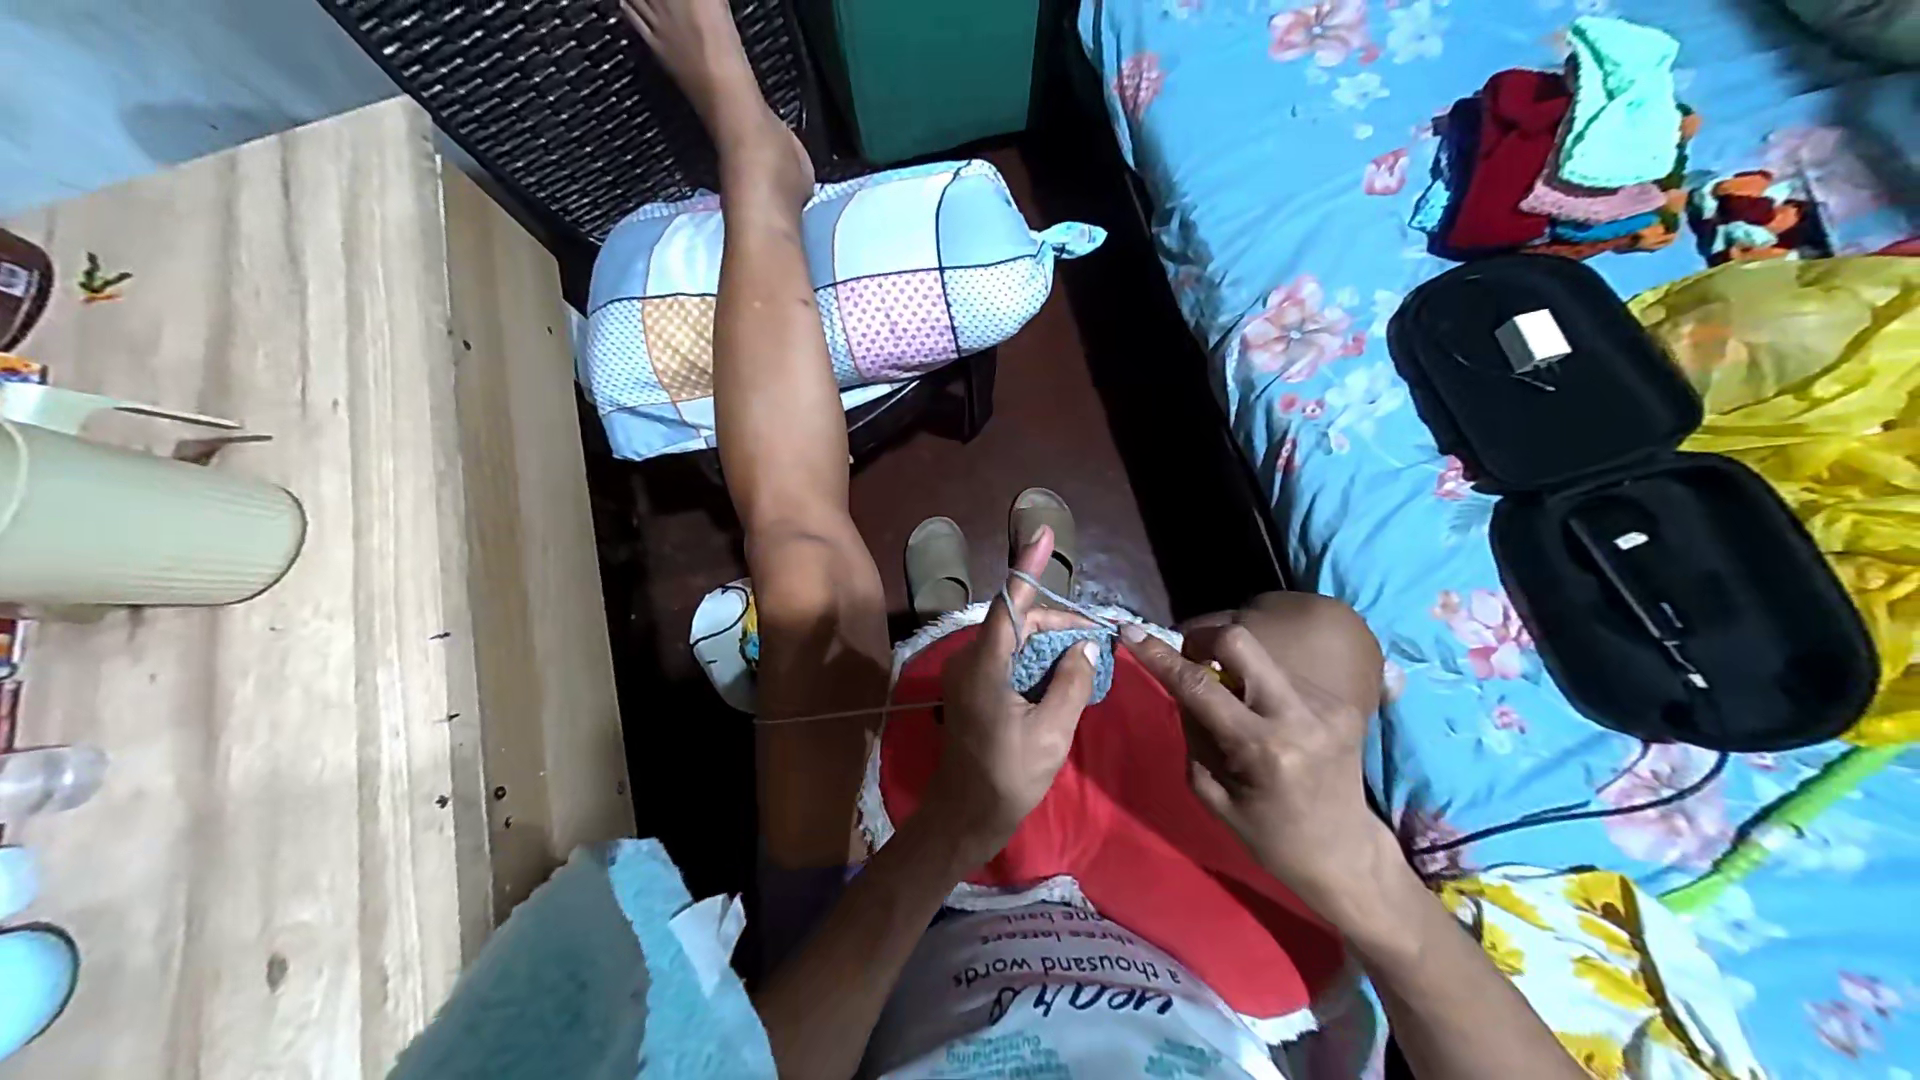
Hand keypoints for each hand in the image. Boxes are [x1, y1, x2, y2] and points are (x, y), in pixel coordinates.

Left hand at [918, 527, 1097, 867]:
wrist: (965, 814)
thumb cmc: (1007, 776)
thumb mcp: (1051, 731)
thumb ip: (1071, 682)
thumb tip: (1086, 648)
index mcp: (985, 664)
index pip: (1010, 603)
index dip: (1027, 566)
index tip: (1042, 533)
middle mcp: (971, 659)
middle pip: (1018, 621)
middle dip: (1058, 623)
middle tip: (1096, 640)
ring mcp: (969, 673)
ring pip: (1015, 640)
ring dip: (1050, 643)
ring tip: (1086, 657)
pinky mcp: (974, 688)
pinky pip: (1009, 659)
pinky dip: (1037, 660)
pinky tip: (1063, 675)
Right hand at [1119, 619, 1400, 924]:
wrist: (1346, 854)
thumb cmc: (1268, 835)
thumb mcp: (1211, 791)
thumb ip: (1193, 730)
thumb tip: (1181, 682)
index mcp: (1263, 748)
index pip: (1199, 685)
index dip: (1159, 655)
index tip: (1131, 632)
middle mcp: (1300, 716)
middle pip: (1240, 640)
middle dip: (1202, 638)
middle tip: (1189, 657)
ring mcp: (1327, 704)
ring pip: (1260, 656)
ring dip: (1233, 670)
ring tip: (1234, 707)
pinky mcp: (1342, 701)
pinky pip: (1281, 674)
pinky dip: (1258, 686)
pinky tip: (1264, 718)